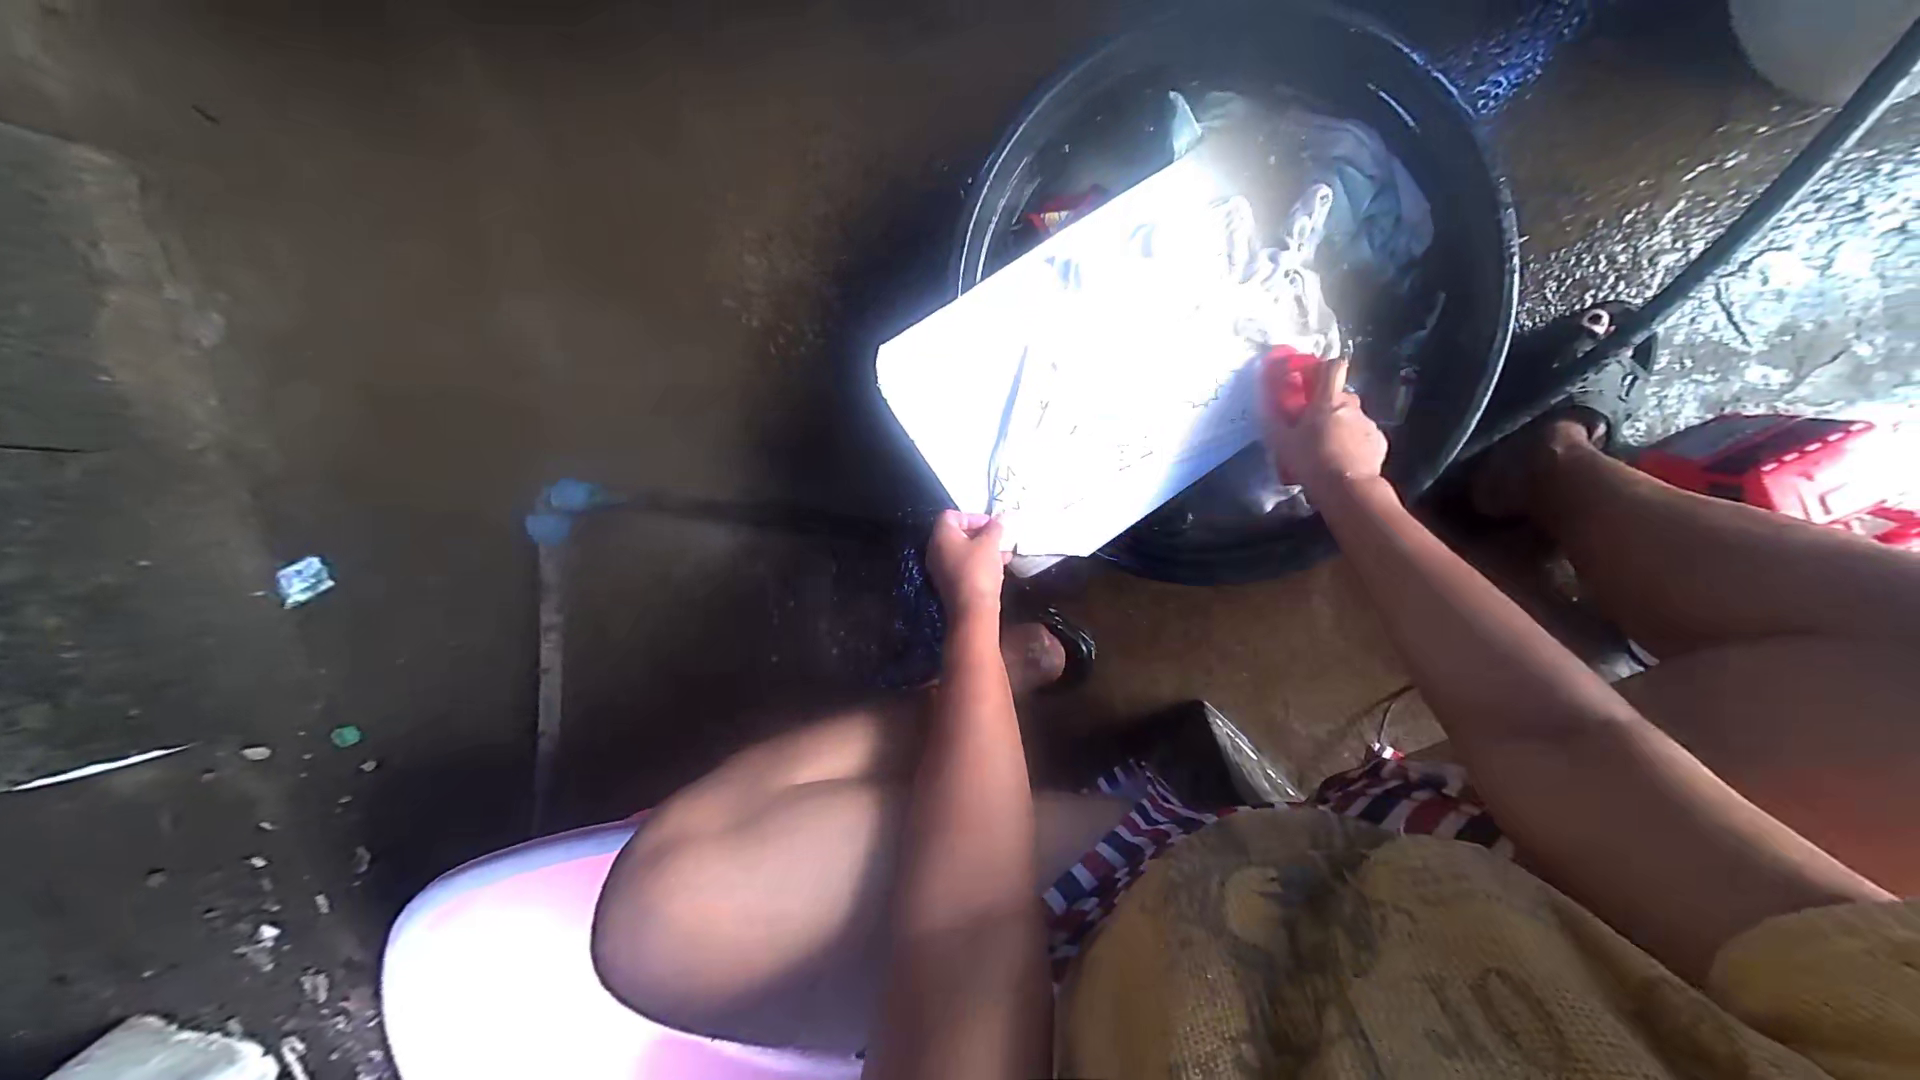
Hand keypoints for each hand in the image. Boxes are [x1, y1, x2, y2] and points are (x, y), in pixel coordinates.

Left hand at [927, 510, 1008, 618]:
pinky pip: (964, 565)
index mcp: (941, 536)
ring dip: (983, 548)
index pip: (950, 515)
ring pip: (963, 550)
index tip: (990, 523)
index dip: (971, 516)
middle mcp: (936, 550)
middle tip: (998, 536)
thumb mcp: (990, 544)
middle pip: (956, 533)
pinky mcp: (950, 582)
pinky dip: (980, 561)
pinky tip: (1000, 565)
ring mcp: (941, 568)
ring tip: (1004, 551)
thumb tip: (998, 519)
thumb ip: (994, 528)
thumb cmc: (978, 569)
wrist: (972, 609)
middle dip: (980, 533)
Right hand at [1261, 354, 1387, 493]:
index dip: (1324, 368)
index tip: (1312, 379)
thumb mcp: (1282, 442)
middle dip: (1327, 405)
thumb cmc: (1311, 460)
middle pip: (1340, 395)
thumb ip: (1274, 420)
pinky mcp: (1378, 441)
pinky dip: (1353, 442)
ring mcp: (1368, 423)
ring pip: (1351, 417)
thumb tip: (1265, 405)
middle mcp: (1351, 407)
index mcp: (1327, 401)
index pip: (1334, 367)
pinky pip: (1363, 435)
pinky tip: (1342, 459)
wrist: (1346, 488)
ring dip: (1340, 425)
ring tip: (1326, 448)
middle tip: (1311, 424)